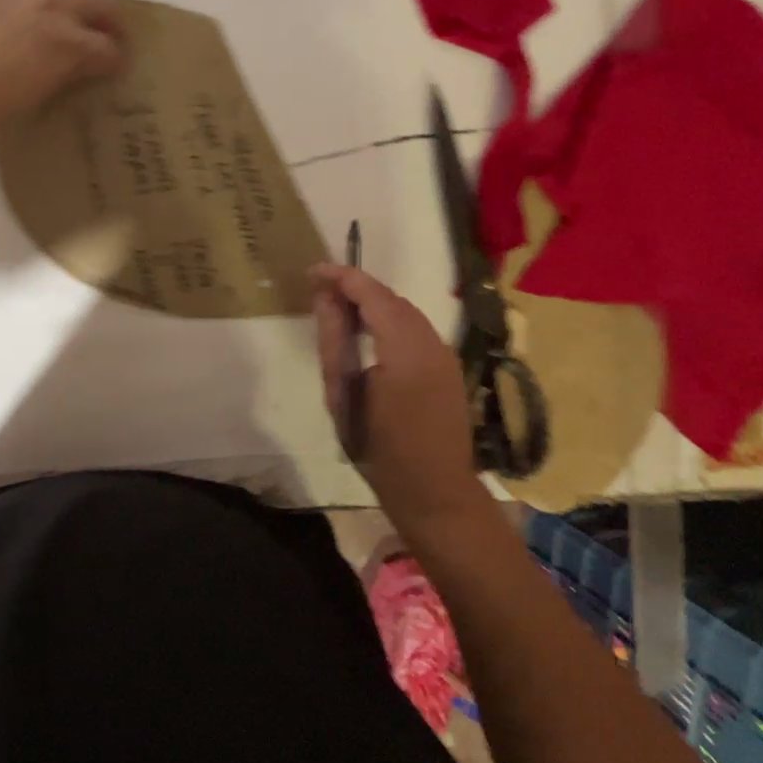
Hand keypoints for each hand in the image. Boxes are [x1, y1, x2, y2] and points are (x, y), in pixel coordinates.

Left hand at [0, 0, 127, 144]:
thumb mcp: (25, 106)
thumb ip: (53, 82)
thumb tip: (64, 75)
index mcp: (65, 44)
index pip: (109, 47)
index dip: (118, 60)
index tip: (119, 70)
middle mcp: (46, 8)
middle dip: (109, 19)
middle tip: (109, 38)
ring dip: (66, 7)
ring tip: (59, 29)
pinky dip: (26, 6)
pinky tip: (8, 26)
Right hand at [310, 264, 484, 523]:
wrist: (433, 492)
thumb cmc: (378, 449)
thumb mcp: (343, 395)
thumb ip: (335, 343)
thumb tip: (326, 300)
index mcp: (405, 350)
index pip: (373, 295)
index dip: (343, 277)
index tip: (314, 271)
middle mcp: (432, 344)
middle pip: (392, 300)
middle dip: (358, 289)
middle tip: (321, 291)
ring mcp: (446, 356)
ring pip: (407, 314)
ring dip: (374, 305)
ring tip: (339, 310)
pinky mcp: (449, 369)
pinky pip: (417, 332)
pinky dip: (390, 323)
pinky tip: (369, 335)